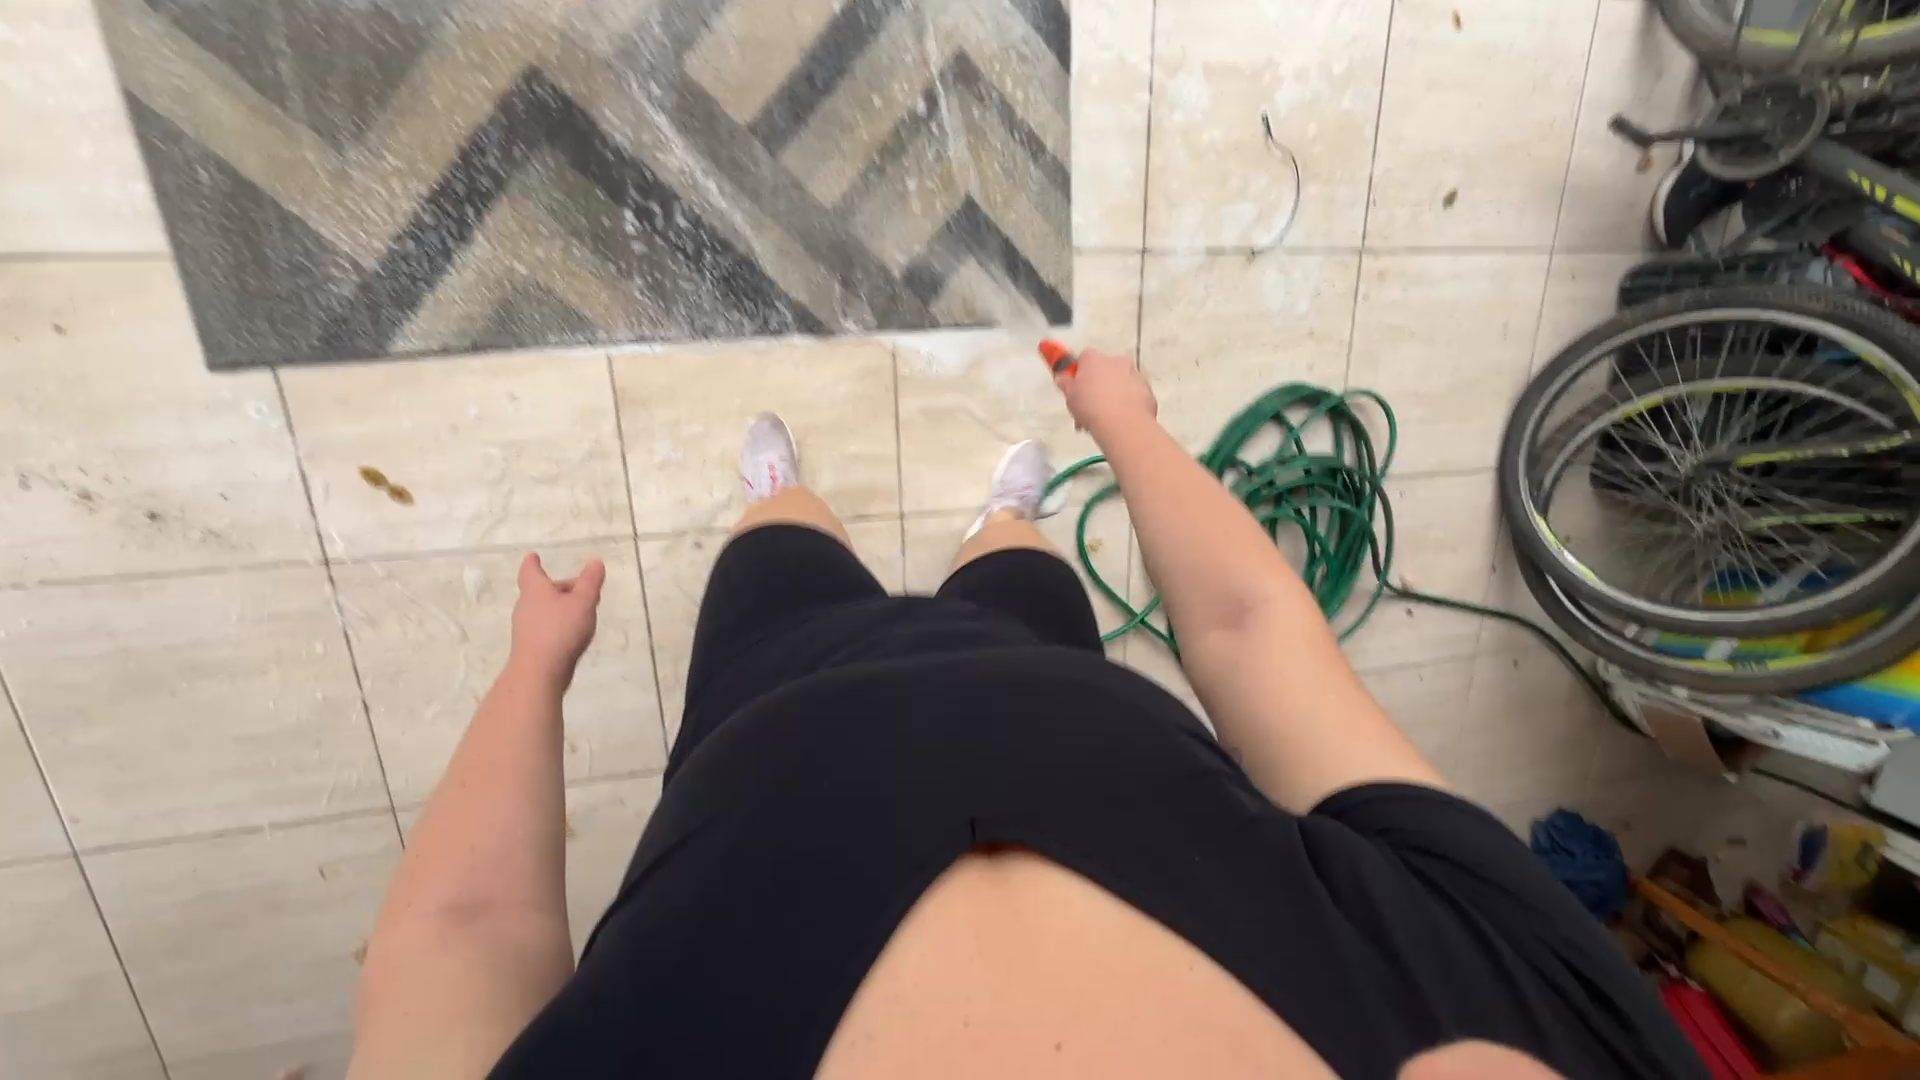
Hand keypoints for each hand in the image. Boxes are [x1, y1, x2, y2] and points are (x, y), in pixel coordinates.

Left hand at [507, 553, 606, 687]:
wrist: (540, 671)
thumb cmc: (560, 629)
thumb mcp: (583, 602)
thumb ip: (590, 582)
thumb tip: (595, 561)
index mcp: (535, 590)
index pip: (531, 571)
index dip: (533, 562)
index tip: (533, 556)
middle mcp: (526, 606)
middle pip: (541, 591)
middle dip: (558, 587)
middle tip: (580, 587)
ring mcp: (526, 627)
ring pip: (544, 609)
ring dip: (560, 606)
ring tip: (583, 611)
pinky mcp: (531, 644)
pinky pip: (546, 626)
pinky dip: (558, 623)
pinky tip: (574, 632)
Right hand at [1054, 348, 1157, 436]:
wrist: (1123, 424)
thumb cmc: (1090, 407)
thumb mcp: (1070, 397)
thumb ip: (1066, 384)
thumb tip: (1062, 377)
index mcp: (1094, 359)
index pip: (1084, 357)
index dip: (1079, 372)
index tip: (1076, 388)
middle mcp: (1117, 360)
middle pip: (1104, 370)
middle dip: (1098, 385)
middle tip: (1089, 408)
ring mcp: (1135, 374)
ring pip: (1120, 382)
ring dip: (1113, 395)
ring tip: (1105, 419)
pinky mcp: (1147, 390)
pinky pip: (1134, 394)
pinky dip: (1128, 403)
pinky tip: (1121, 420)